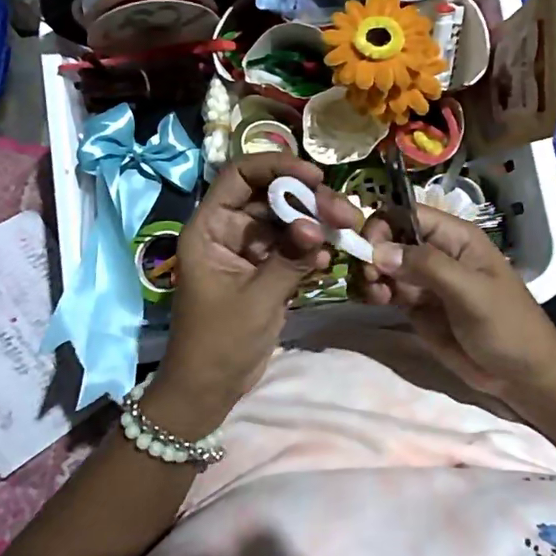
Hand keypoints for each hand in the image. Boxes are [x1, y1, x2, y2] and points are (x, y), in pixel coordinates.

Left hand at [161, 155, 359, 400]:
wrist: (209, 389)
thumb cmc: (220, 342)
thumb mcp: (257, 299)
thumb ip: (289, 259)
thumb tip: (316, 226)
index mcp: (211, 228)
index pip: (239, 176)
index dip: (276, 166)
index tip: (315, 176)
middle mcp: (229, 232)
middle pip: (272, 197)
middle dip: (309, 201)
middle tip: (345, 214)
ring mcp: (249, 252)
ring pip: (287, 222)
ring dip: (317, 225)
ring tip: (347, 233)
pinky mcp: (266, 271)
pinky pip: (292, 248)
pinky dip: (311, 250)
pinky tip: (329, 262)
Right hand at [351, 204, 555, 396]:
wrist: (519, 375)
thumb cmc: (505, 325)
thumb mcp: (470, 292)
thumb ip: (427, 267)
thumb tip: (378, 250)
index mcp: (456, 238)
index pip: (409, 214)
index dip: (384, 224)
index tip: (367, 247)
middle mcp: (436, 253)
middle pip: (390, 238)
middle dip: (372, 252)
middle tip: (369, 277)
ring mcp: (424, 281)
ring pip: (384, 265)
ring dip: (370, 274)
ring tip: (375, 295)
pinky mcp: (416, 306)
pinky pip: (387, 290)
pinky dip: (374, 292)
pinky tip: (375, 302)